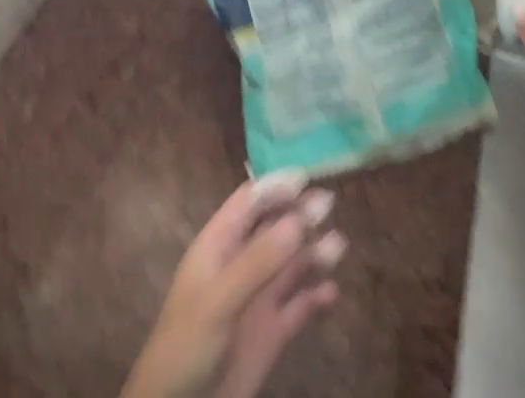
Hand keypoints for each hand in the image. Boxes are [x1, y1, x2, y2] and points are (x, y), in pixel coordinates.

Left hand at [123, 171, 345, 397]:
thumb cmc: (185, 346)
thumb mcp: (218, 300)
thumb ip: (257, 261)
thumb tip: (298, 219)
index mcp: (217, 249)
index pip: (246, 205)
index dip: (272, 188)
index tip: (304, 177)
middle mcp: (240, 267)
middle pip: (273, 229)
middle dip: (298, 213)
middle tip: (328, 202)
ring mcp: (257, 299)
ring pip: (291, 265)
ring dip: (313, 252)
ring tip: (338, 246)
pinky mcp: (272, 332)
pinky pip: (300, 306)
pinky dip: (317, 297)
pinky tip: (332, 293)